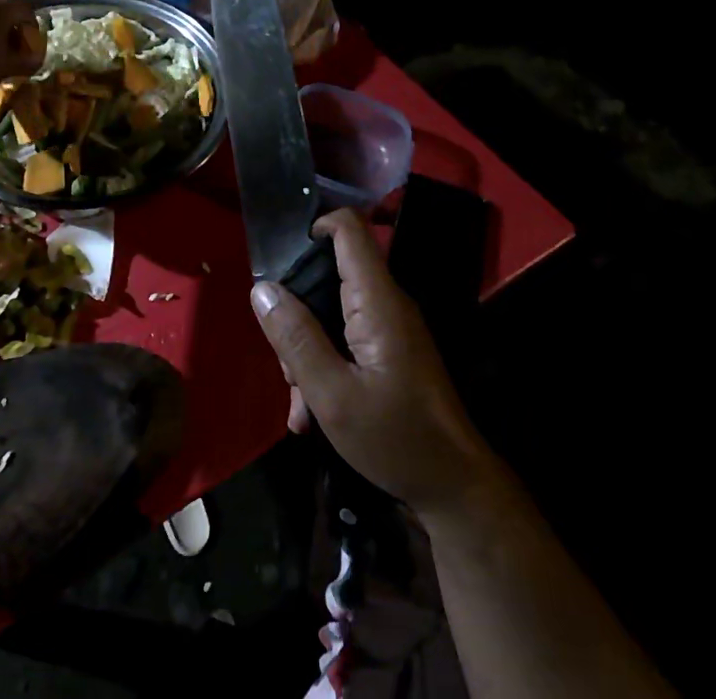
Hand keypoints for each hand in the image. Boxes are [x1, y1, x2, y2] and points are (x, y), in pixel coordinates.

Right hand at [251, 210, 499, 514]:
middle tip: (287, 368)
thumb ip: (295, 339)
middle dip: (295, 318)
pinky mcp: (388, 352)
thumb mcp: (332, 395)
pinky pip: (343, 342)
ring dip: (305, 354)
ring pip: (329, 316)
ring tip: (301, 407)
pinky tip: (312, 417)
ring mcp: (388, 329)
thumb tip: (262, 288)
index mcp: (377, 302)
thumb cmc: (395, 439)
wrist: (454, 487)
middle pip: (327, 279)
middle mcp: (385, 305)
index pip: (350, 231)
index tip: (278, 263)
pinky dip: (323, 370)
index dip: (314, 229)